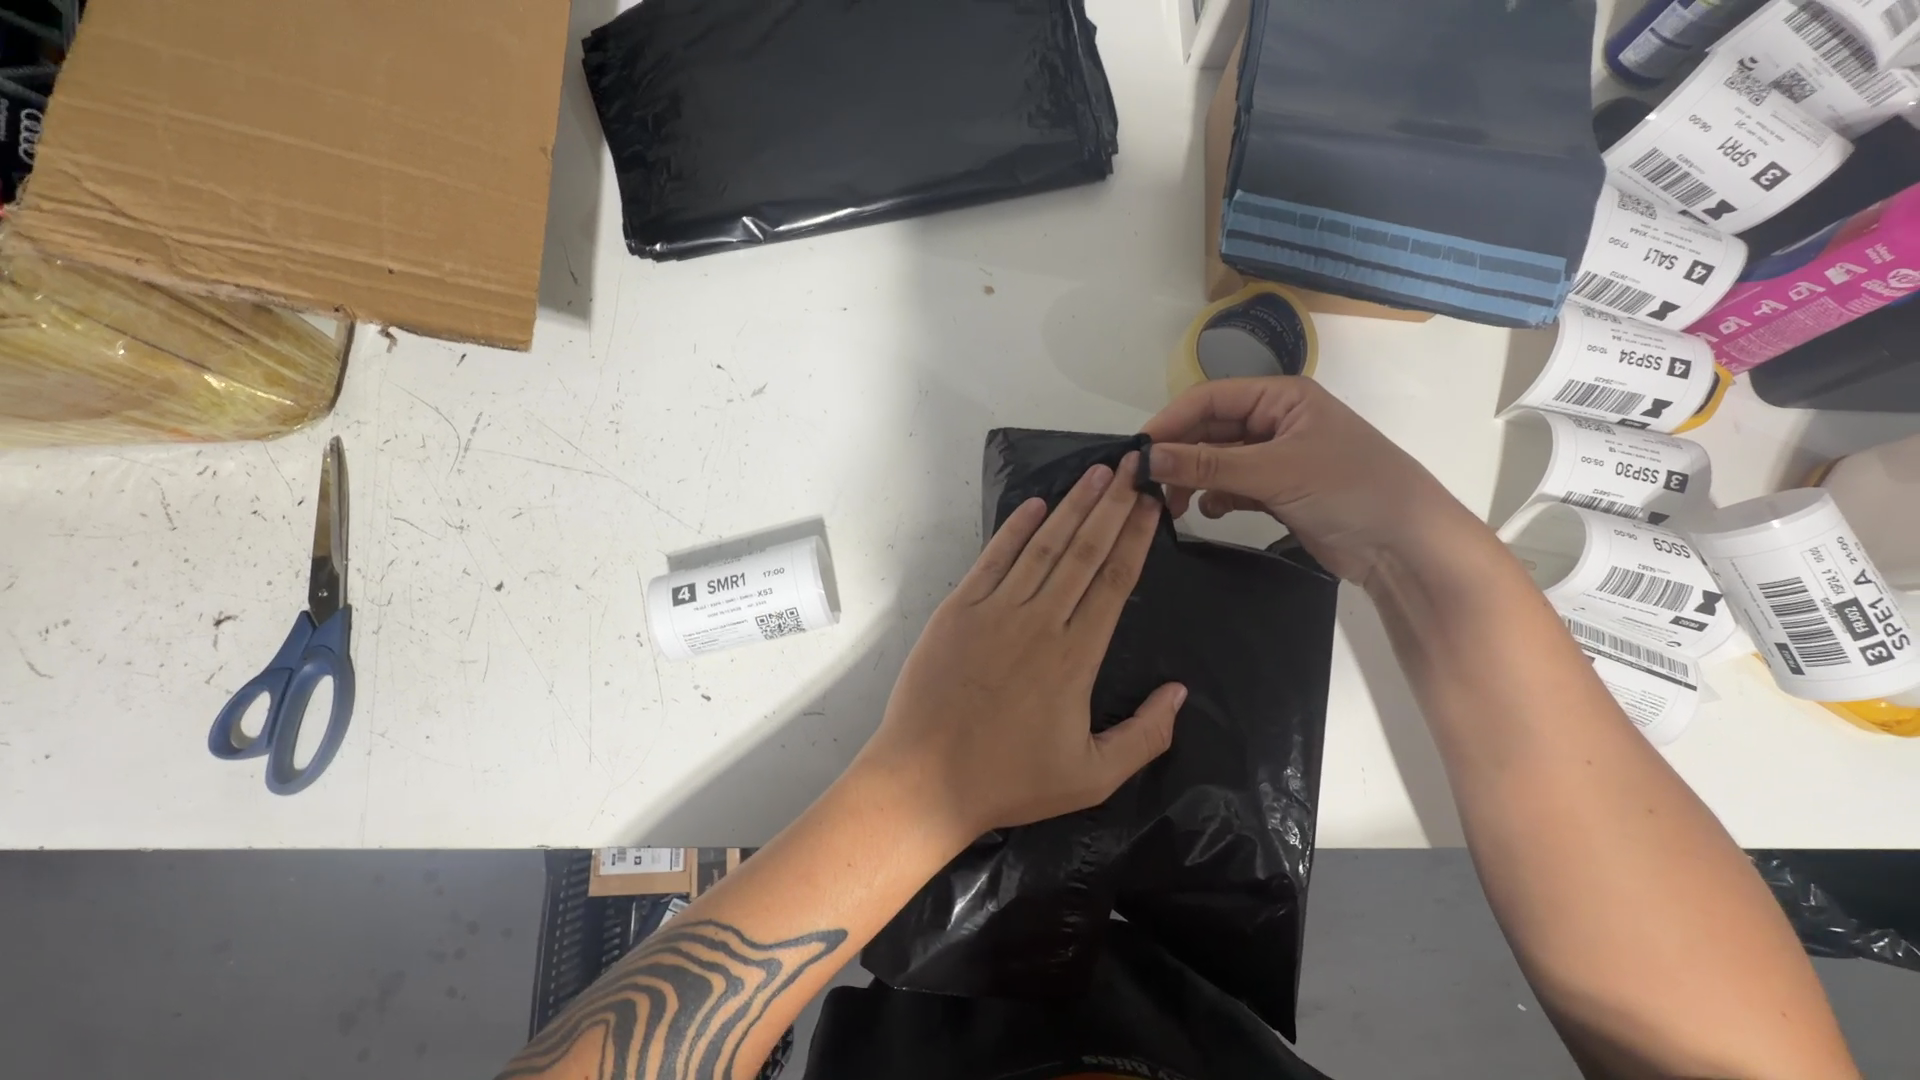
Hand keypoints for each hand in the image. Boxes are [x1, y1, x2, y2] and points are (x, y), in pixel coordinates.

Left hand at [853, 452, 1185, 846]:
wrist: (925, 780)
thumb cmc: (1009, 780)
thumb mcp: (1092, 777)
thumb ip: (1144, 736)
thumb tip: (1180, 693)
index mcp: (1076, 657)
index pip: (1115, 582)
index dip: (1136, 538)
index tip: (1151, 504)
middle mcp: (1039, 622)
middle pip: (1085, 552)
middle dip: (1112, 505)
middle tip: (1132, 466)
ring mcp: (994, 612)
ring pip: (1043, 547)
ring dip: (1072, 507)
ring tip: (1096, 473)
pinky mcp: (958, 611)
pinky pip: (992, 560)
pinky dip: (1014, 530)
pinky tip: (1035, 505)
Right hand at [1142, 377, 1478, 586]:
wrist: (1405, 545)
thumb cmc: (1348, 489)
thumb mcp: (1274, 471)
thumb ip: (1208, 464)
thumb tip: (1148, 457)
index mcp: (1281, 398)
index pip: (1210, 399)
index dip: (1171, 421)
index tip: (1139, 451)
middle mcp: (1276, 421)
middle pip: (1210, 430)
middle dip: (1179, 455)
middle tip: (1147, 485)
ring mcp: (1277, 458)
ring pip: (1217, 461)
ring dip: (1193, 480)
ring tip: (1172, 507)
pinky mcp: (1278, 492)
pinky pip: (1231, 487)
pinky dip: (1215, 498)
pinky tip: (1208, 513)